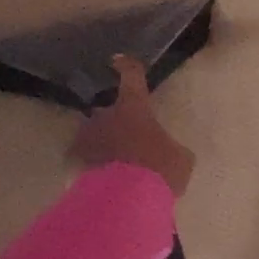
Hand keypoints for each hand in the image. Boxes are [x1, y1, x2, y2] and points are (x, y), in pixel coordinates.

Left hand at [68, 55, 195, 196]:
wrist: (127, 198)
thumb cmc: (160, 169)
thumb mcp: (181, 159)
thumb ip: (172, 148)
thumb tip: (170, 152)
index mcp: (134, 107)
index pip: (131, 77)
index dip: (128, 67)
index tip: (119, 60)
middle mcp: (106, 115)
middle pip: (107, 109)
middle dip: (115, 120)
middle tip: (127, 137)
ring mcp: (88, 138)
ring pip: (94, 134)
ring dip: (104, 143)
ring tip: (116, 163)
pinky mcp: (76, 162)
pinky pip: (85, 158)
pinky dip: (93, 165)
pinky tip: (104, 180)